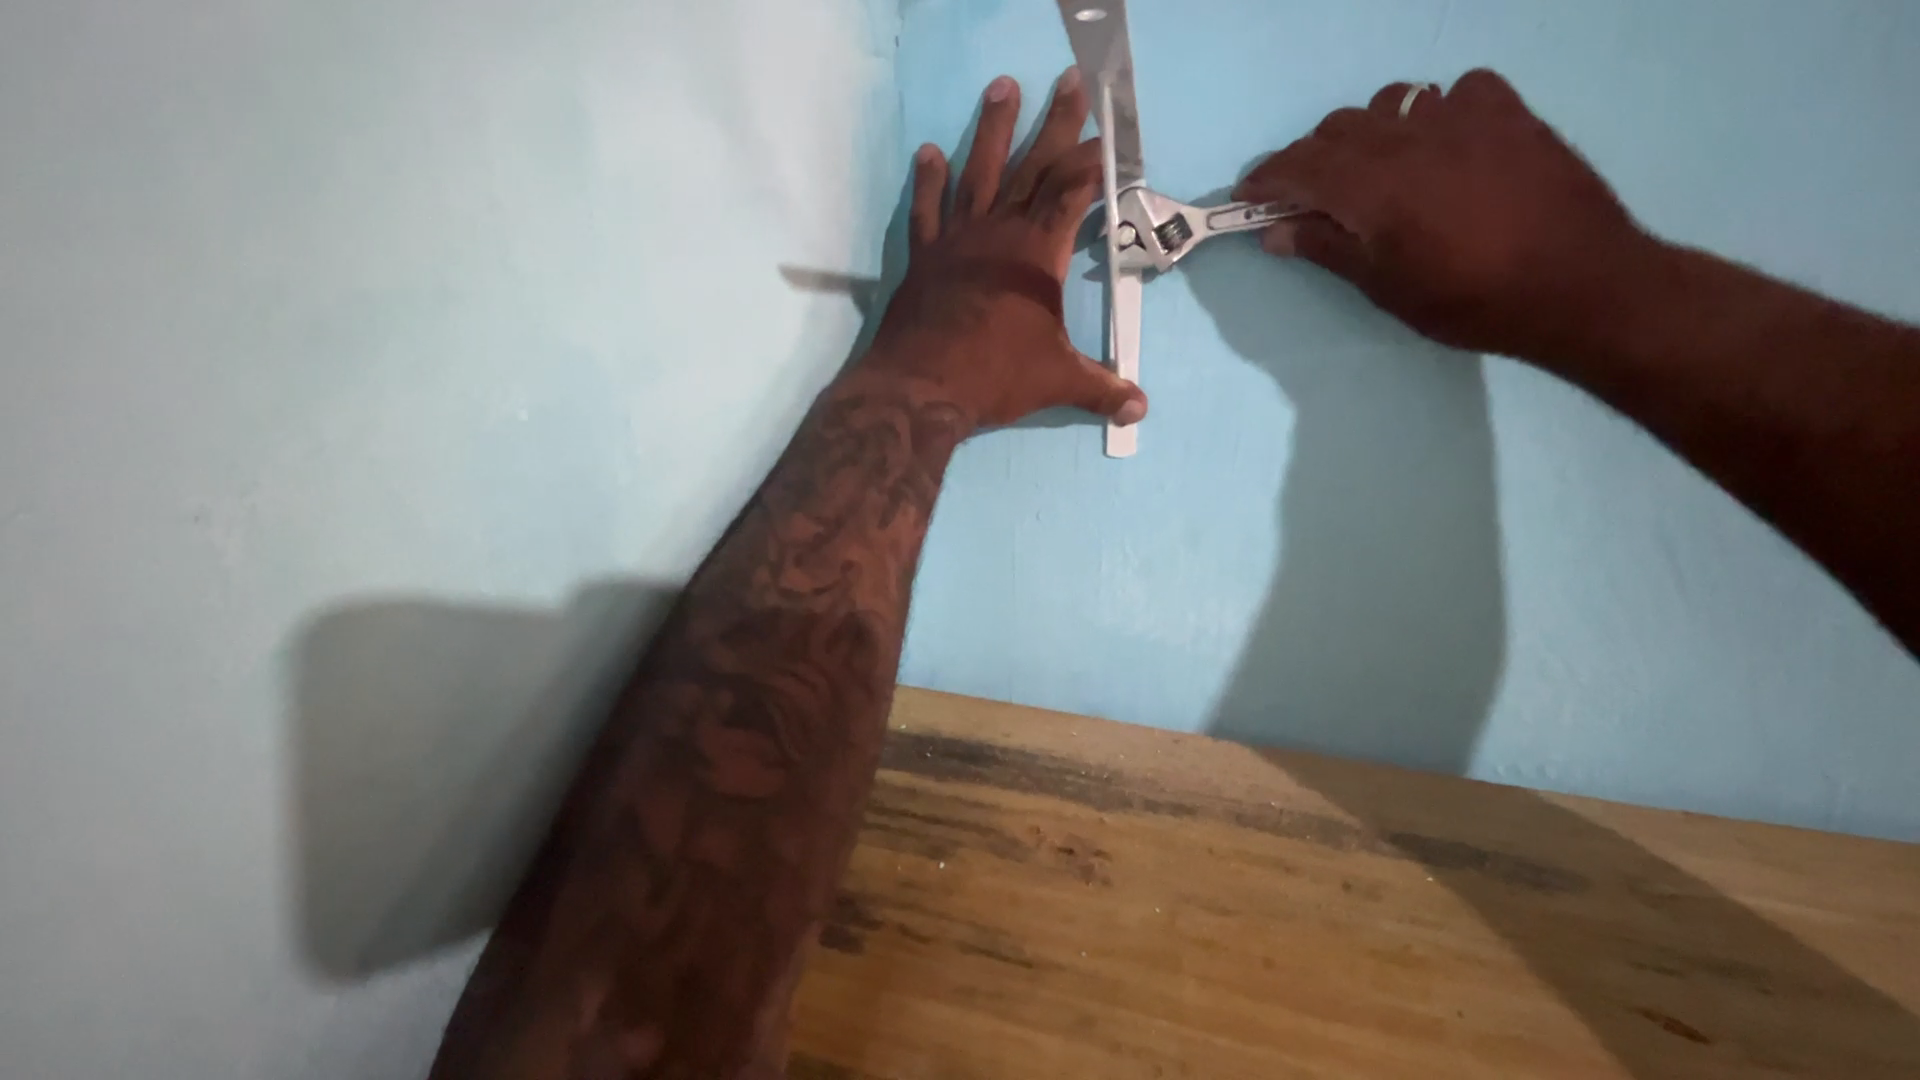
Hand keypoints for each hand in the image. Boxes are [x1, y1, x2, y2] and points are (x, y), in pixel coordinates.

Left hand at [860, 70, 1147, 429]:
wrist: (920, 386)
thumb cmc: (994, 376)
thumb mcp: (1057, 381)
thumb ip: (1100, 388)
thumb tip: (1140, 408)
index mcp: (1037, 254)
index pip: (1073, 190)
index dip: (1095, 161)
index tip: (1113, 136)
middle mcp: (998, 232)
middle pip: (1032, 165)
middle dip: (1056, 122)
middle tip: (1070, 80)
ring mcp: (957, 240)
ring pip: (977, 172)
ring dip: (991, 129)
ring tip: (1002, 86)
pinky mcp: (924, 257)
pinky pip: (927, 210)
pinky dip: (929, 182)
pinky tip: (929, 154)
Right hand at [1236, 70, 1650, 361]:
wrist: (1577, 284)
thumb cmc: (1467, 299)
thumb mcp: (1383, 286)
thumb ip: (1326, 248)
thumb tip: (1274, 230)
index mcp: (1372, 185)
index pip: (1298, 165)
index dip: (1265, 178)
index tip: (1246, 197)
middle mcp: (1409, 137)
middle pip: (1336, 128)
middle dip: (1309, 159)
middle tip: (1306, 198)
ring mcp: (1463, 117)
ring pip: (1391, 103)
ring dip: (1365, 132)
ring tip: (1372, 170)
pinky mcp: (1509, 112)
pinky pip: (1456, 91)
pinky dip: (1433, 112)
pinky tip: (1442, 144)